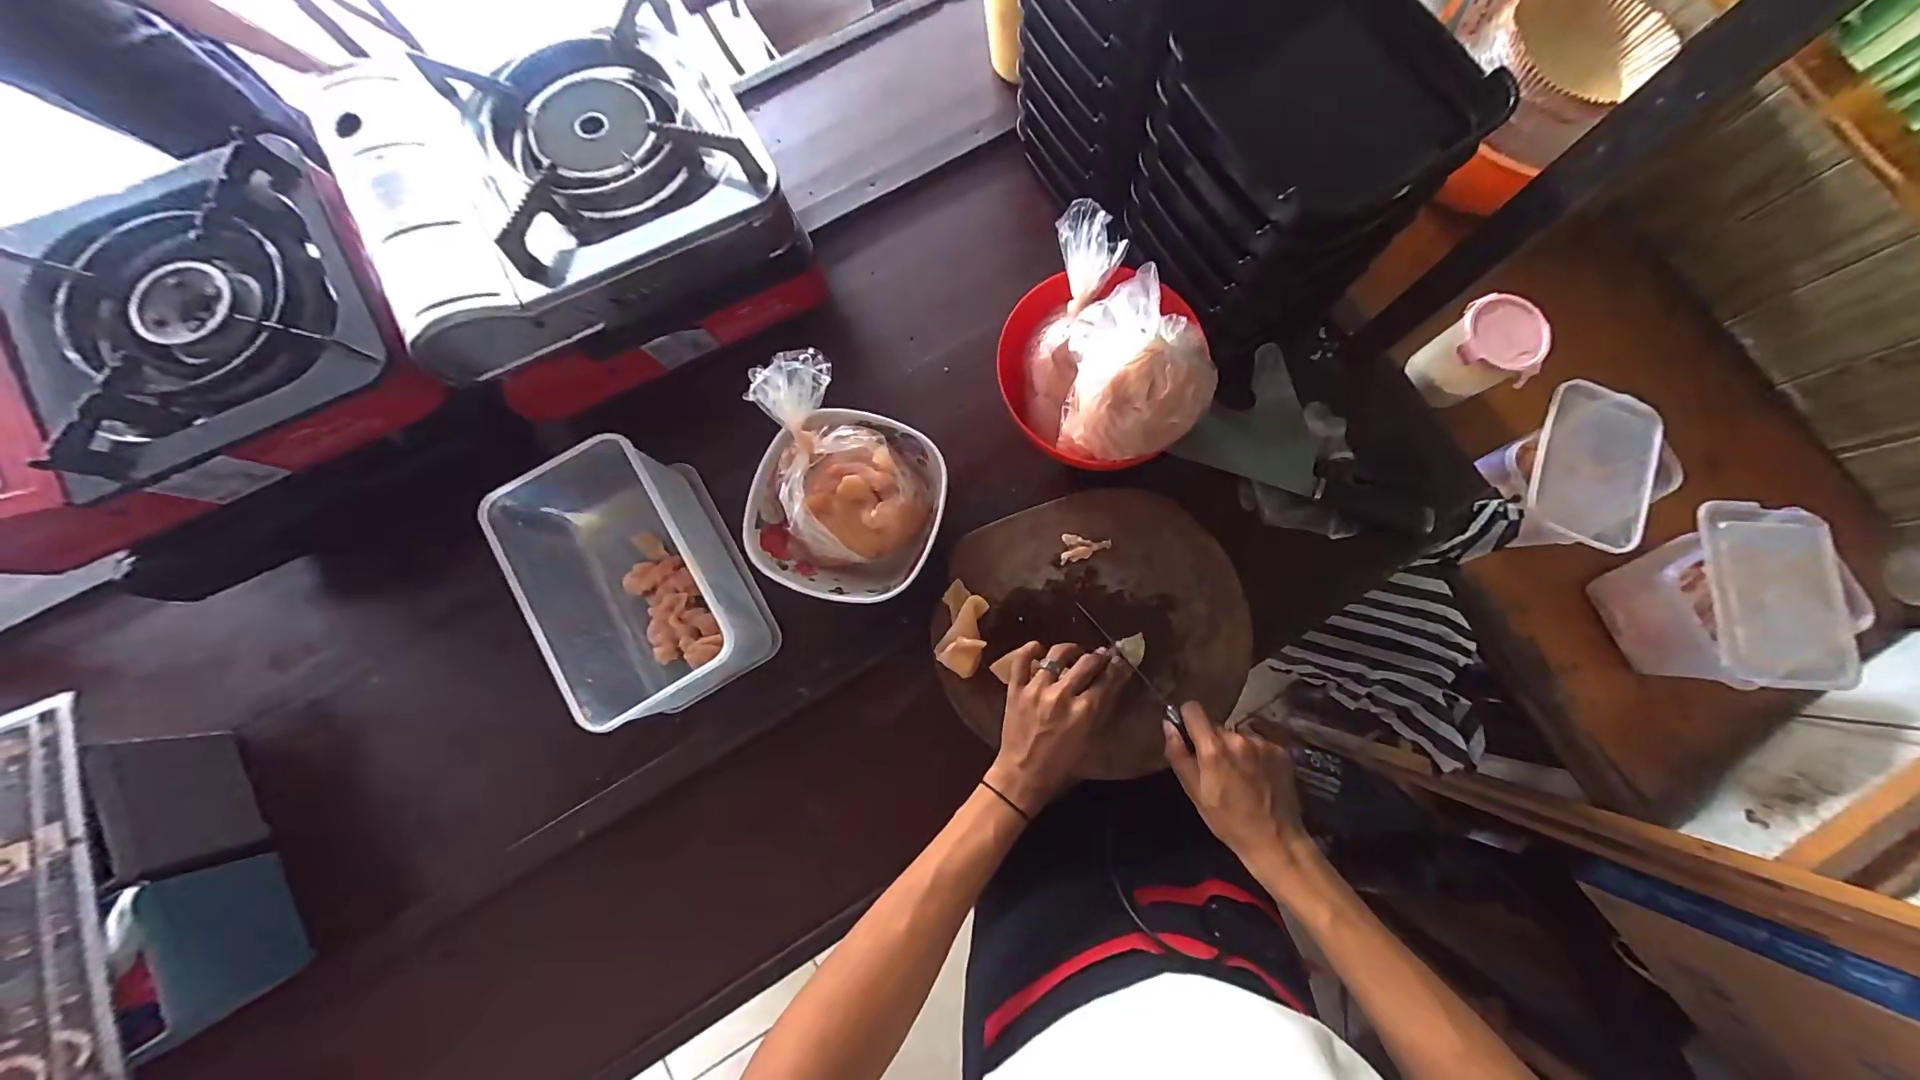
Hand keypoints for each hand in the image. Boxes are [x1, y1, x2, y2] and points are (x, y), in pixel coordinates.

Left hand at [985, 642, 1127, 815]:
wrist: (1022, 776)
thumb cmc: (1061, 766)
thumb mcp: (1090, 742)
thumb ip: (1102, 711)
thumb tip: (1113, 683)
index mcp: (1084, 712)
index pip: (1107, 679)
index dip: (1118, 665)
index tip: (1121, 657)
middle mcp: (1061, 695)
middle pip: (1086, 662)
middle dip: (1098, 656)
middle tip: (1100, 655)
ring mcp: (1036, 690)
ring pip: (1056, 655)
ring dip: (1070, 650)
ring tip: (1074, 653)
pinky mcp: (1015, 689)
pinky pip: (1022, 660)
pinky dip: (1031, 649)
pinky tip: (1039, 648)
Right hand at [1163, 702, 1305, 858]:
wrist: (1276, 840)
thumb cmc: (1228, 820)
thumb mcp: (1194, 792)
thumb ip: (1178, 754)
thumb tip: (1168, 725)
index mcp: (1213, 747)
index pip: (1193, 709)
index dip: (1187, 718)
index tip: (1189, 733)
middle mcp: (1238, 738)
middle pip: (1216, 726)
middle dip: (1212, 741)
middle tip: (1216, 768)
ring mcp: (1262, 744)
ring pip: (1238, 735)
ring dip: (1235, 748)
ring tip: (1240, 775)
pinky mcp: (1281, 751)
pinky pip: (1258, 743)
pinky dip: (1254, 754)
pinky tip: (1258, 776)